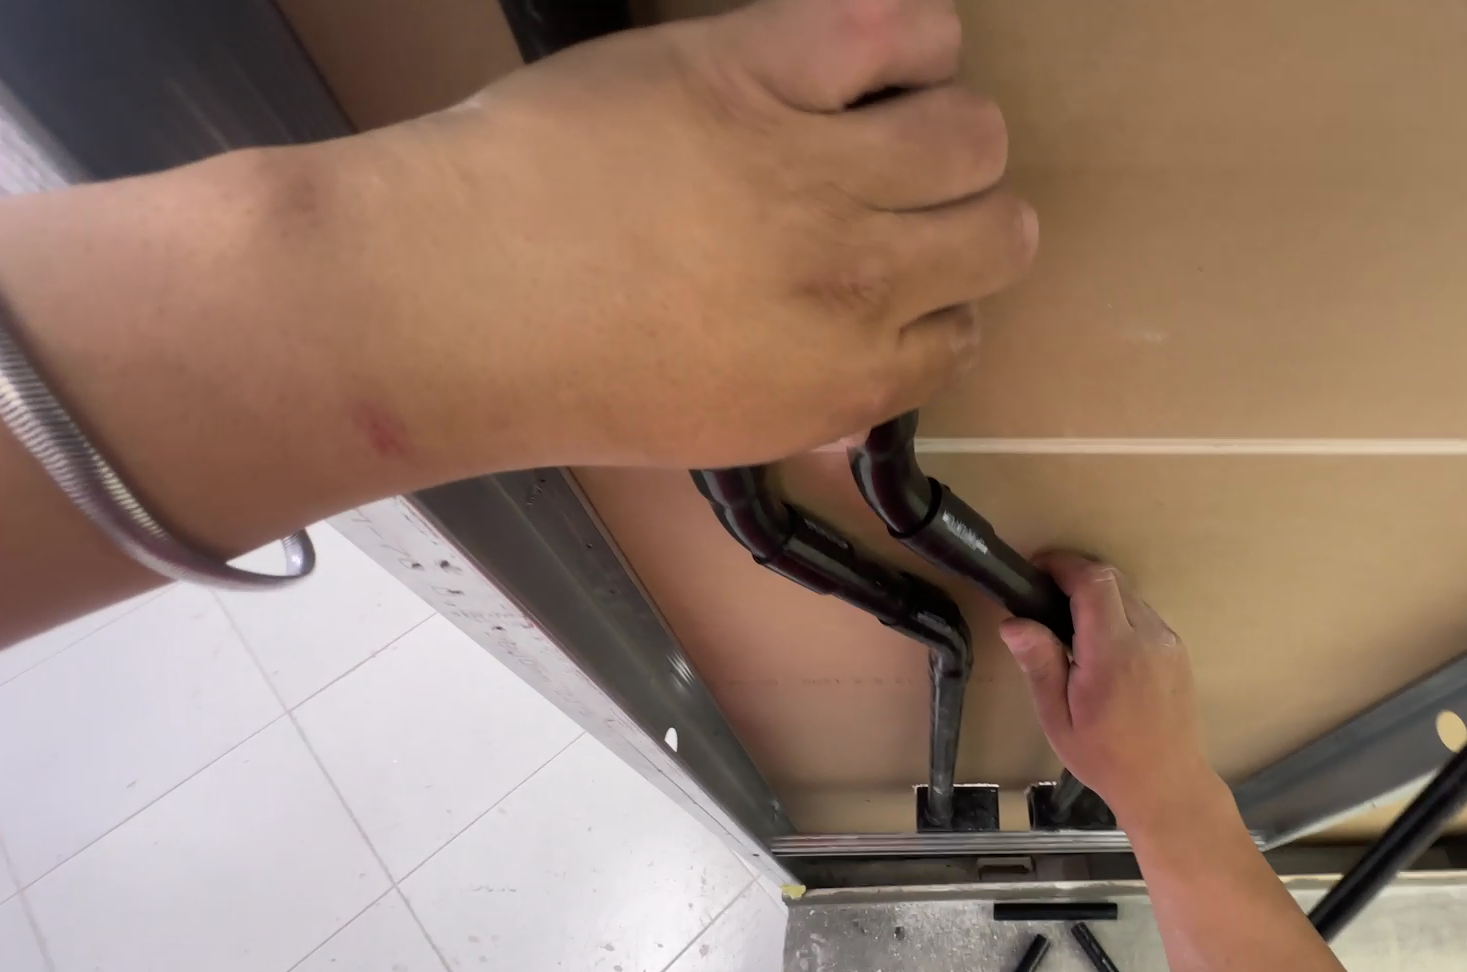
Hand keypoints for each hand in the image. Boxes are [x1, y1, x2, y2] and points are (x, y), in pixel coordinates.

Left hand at [369, 0, 1035, 466]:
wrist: (464, 304)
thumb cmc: (596, 385)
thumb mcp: (739, 435)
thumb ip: (833, 405)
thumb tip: (886, 370)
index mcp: (855, 382)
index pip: (966, 338)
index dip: (944, 314)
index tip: (909, 298)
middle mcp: (863, 281)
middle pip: (1002, 234)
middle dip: (977, 228)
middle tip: (918, 215)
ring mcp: (815, 172)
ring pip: (974, 133)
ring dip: (954, 137)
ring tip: (897, 135)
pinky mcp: (756, 69)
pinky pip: (899, 27)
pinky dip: (913, 39)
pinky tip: (882, 59)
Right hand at [999, 553, 1218, 828]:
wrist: (1168, 784)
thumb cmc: (1105, 758)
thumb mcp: (1058, 718)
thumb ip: (1040, 664)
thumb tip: (1013, 622)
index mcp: (1113, 654)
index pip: (1093, 582)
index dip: (1063, 564)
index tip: (1036, 568)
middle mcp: (1147, 638)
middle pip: (1111, 578)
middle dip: (1075, 574)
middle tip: (1043, 592)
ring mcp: (1167, 641)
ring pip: (1128, 593)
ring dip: (1096, 593)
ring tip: (1066, 619)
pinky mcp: (1175, 649)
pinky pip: (1142, 613)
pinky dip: (1115, 611)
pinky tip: (1097, 641)